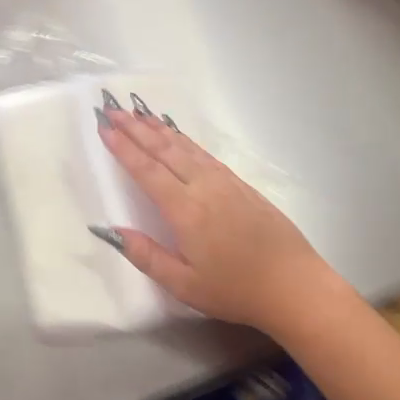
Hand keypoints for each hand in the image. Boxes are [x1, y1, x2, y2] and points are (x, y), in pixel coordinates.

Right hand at [96, 106, 341, 334]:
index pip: (147, 170)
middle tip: (112, 109)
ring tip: (139, 114)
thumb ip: (146, 256)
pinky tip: (177, 136)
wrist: (296, 286)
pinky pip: (204, 154)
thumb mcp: (184, 285)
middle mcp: (204, 187)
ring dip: (159, 129)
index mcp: (185, 210)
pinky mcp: (241, 185)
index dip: (123, 147)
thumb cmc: (236, 290)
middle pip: (163, 150)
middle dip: (135, 129)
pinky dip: (185, 140)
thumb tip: (111, 230)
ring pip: (185, 147)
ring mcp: (225, 183)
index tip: (104, 127)